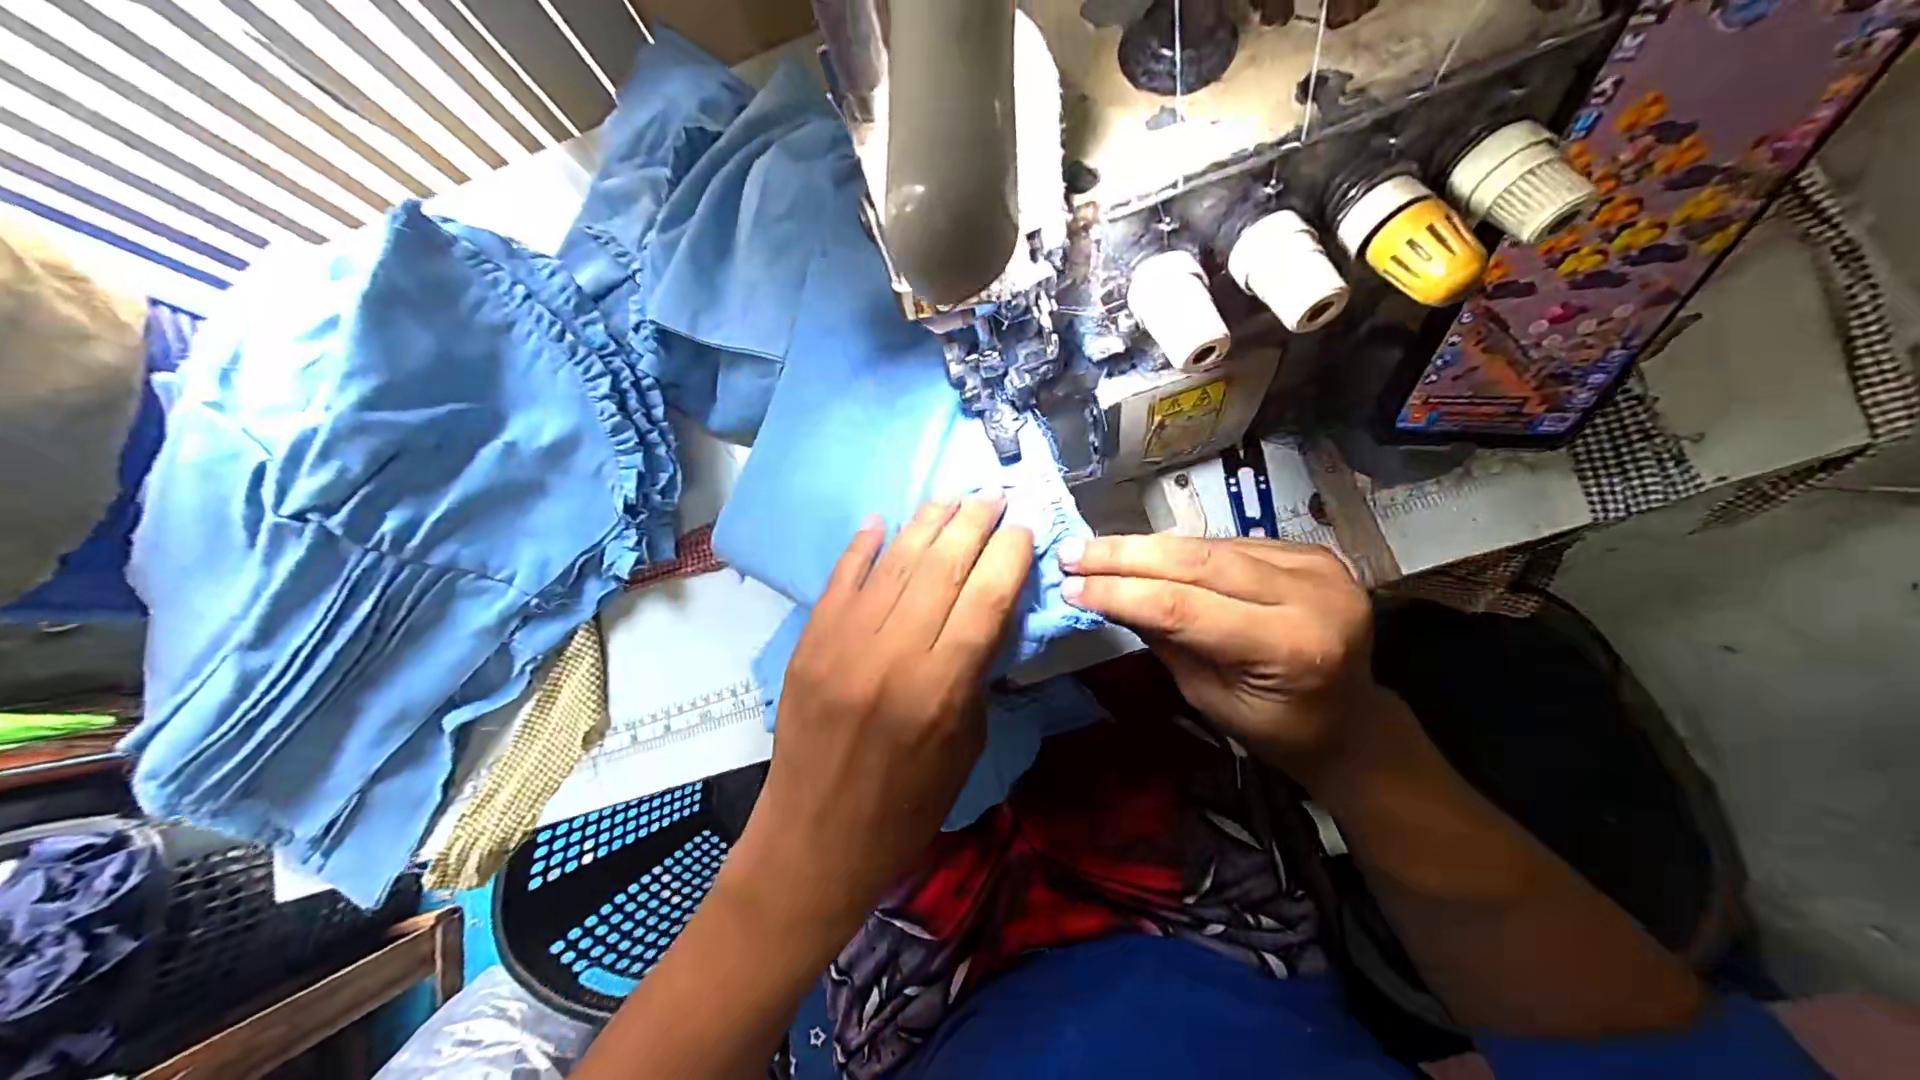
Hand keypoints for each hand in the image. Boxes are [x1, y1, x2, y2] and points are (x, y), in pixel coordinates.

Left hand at [730, 494, 1033, 928]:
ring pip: (894, 563)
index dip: (1010, 555)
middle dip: (974, 524)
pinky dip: (862, 547)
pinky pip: (840, 580)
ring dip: (926, 523)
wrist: (816, 840)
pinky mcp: (809, 643)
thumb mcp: (966, 745)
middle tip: (993, 497)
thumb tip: (989, 611)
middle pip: (942, 567)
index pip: (986, 598)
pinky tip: (883, 521)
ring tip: (952, 498)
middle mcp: (892, 654)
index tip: (1025, 527)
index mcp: (940, 689)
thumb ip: (977, 673)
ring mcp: (842, 643)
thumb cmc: (907, 808)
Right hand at [1057, 534, 1381, 781]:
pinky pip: (1230, 544)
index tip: (1070, 586)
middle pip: (1199, 563)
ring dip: (1147, 547)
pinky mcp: (1312, 552)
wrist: (1352, 719)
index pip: (1186, 608)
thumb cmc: (1276, 727)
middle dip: (1125, 556)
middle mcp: (1312, 596)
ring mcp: (1317, 566)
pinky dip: (1182, 549)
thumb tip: (1107, 595)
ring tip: (1096, 550)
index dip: (1121, 592)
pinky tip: (1145, 552)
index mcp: (1290, 648)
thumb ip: (1165, 641)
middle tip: (1073, 554)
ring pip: (1210, 546)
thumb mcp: (1210, 697)